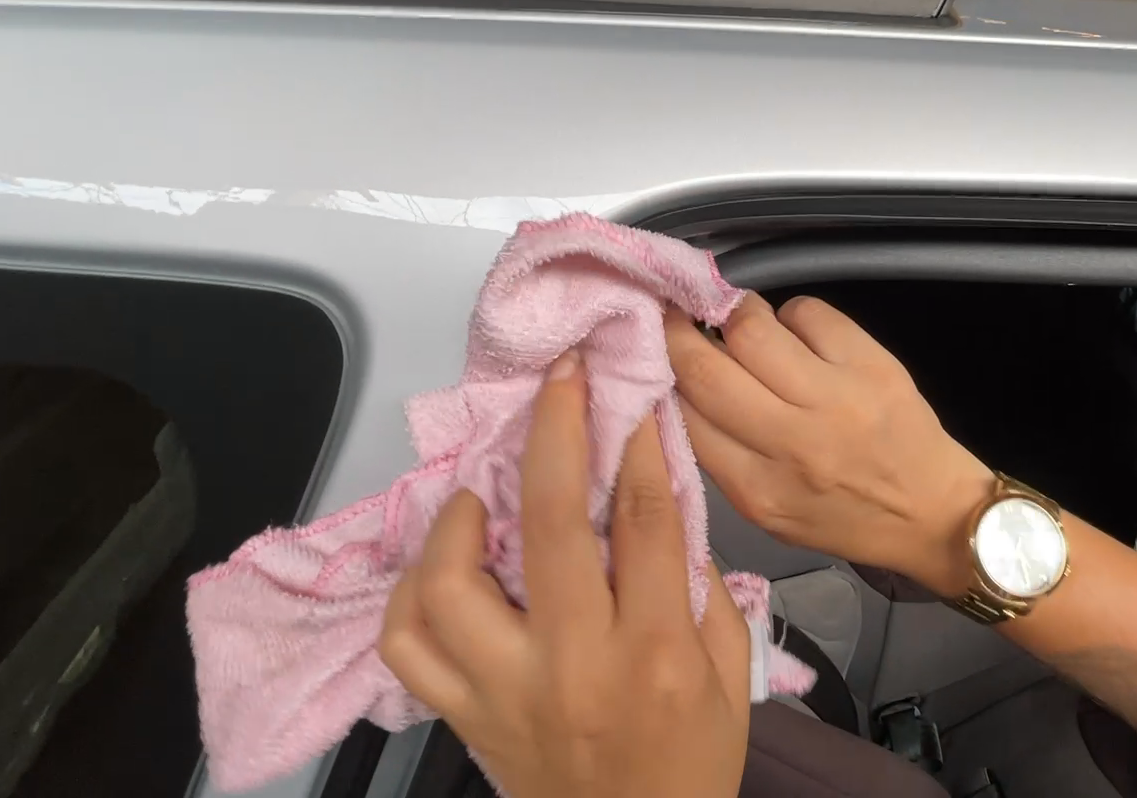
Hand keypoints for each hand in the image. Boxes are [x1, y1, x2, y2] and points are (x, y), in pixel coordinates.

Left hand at [378, 352, 751, 797]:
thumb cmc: (693, 758)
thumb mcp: (729, 667)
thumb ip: (701, 578)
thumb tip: (661, 492)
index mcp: (655, 651)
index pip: (644, 520)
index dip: (637, 443)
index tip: (629, 393)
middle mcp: (574, 664)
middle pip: (550, 524)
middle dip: (555, 430)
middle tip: (560, 380)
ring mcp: (506, 691)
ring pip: (450, 585)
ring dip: (461, 513)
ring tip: (483, 484)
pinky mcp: (466, 714)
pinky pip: (407, 644)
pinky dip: (415, 585)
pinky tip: (447, 554)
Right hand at [665, 293, 993, 597]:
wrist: (935, 512)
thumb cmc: (845, 515)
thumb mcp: (768, 512)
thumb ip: (720, 456)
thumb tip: (675, 385)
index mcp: (758, 490)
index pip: (683, 416)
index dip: (656, 373)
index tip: (644, 349)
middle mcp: (792, 443)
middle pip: (706, 365)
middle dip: (677, 331)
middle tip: (671, 313)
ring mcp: (835, 398)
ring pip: (751, 326)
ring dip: (733, 314)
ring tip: (736, 321)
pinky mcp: (872, 363)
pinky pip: (806, 311)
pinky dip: (790, 315)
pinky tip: (797, 335)